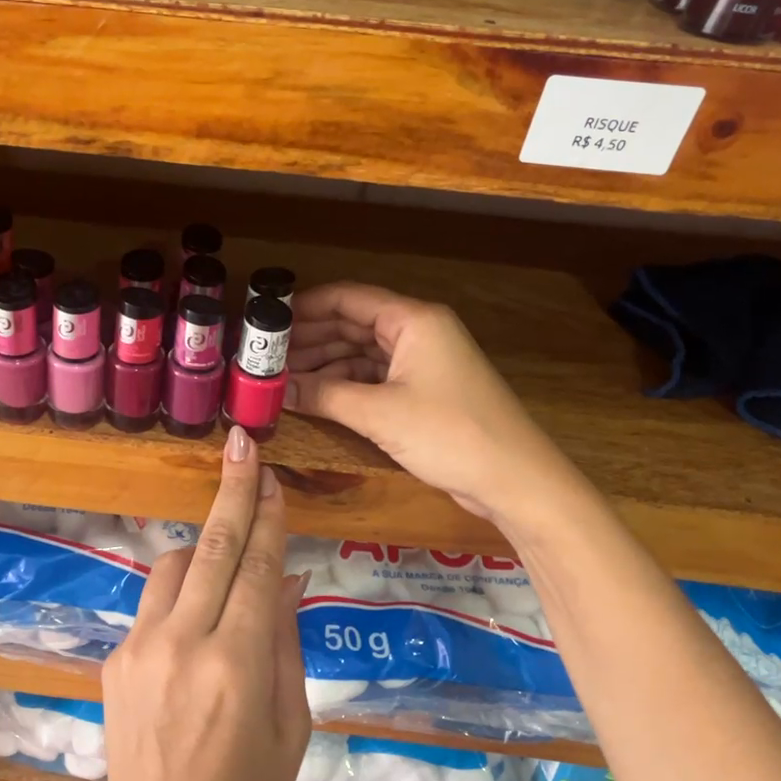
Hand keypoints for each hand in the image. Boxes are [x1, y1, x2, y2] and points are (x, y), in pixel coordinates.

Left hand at [94, 425, 310, 780]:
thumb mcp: (292, 730)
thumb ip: (288, 645)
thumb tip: (287, 577)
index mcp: (239, 666)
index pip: (259, 569)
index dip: (268, 518)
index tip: (272, 477)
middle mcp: (185, 644)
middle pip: (214, 548)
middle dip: (232, 492)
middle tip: (241, 445)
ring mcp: (141, 647)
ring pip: (176, 565)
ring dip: (205, 548)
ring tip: (228, 561)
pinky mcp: (116, 657)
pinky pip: (153, 601)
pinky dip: (181, 593)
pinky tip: (196, 622)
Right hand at [285, 281, 586, 522]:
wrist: (516, 482)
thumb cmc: (450, 434)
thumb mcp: (378, 413)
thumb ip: (322, 396)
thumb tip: (273, 390)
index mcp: (413, 320)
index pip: (347, 298)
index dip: (304, 307)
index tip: (266, 322)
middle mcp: (417, 332)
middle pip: (352, 324)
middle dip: (309, 339)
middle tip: (264, 357)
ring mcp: (422, 363)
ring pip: (360, 353)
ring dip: (323, 365)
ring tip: (280, 380)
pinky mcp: (424, 392)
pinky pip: (373, 378)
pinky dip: (344, 386)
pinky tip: (313, 398)